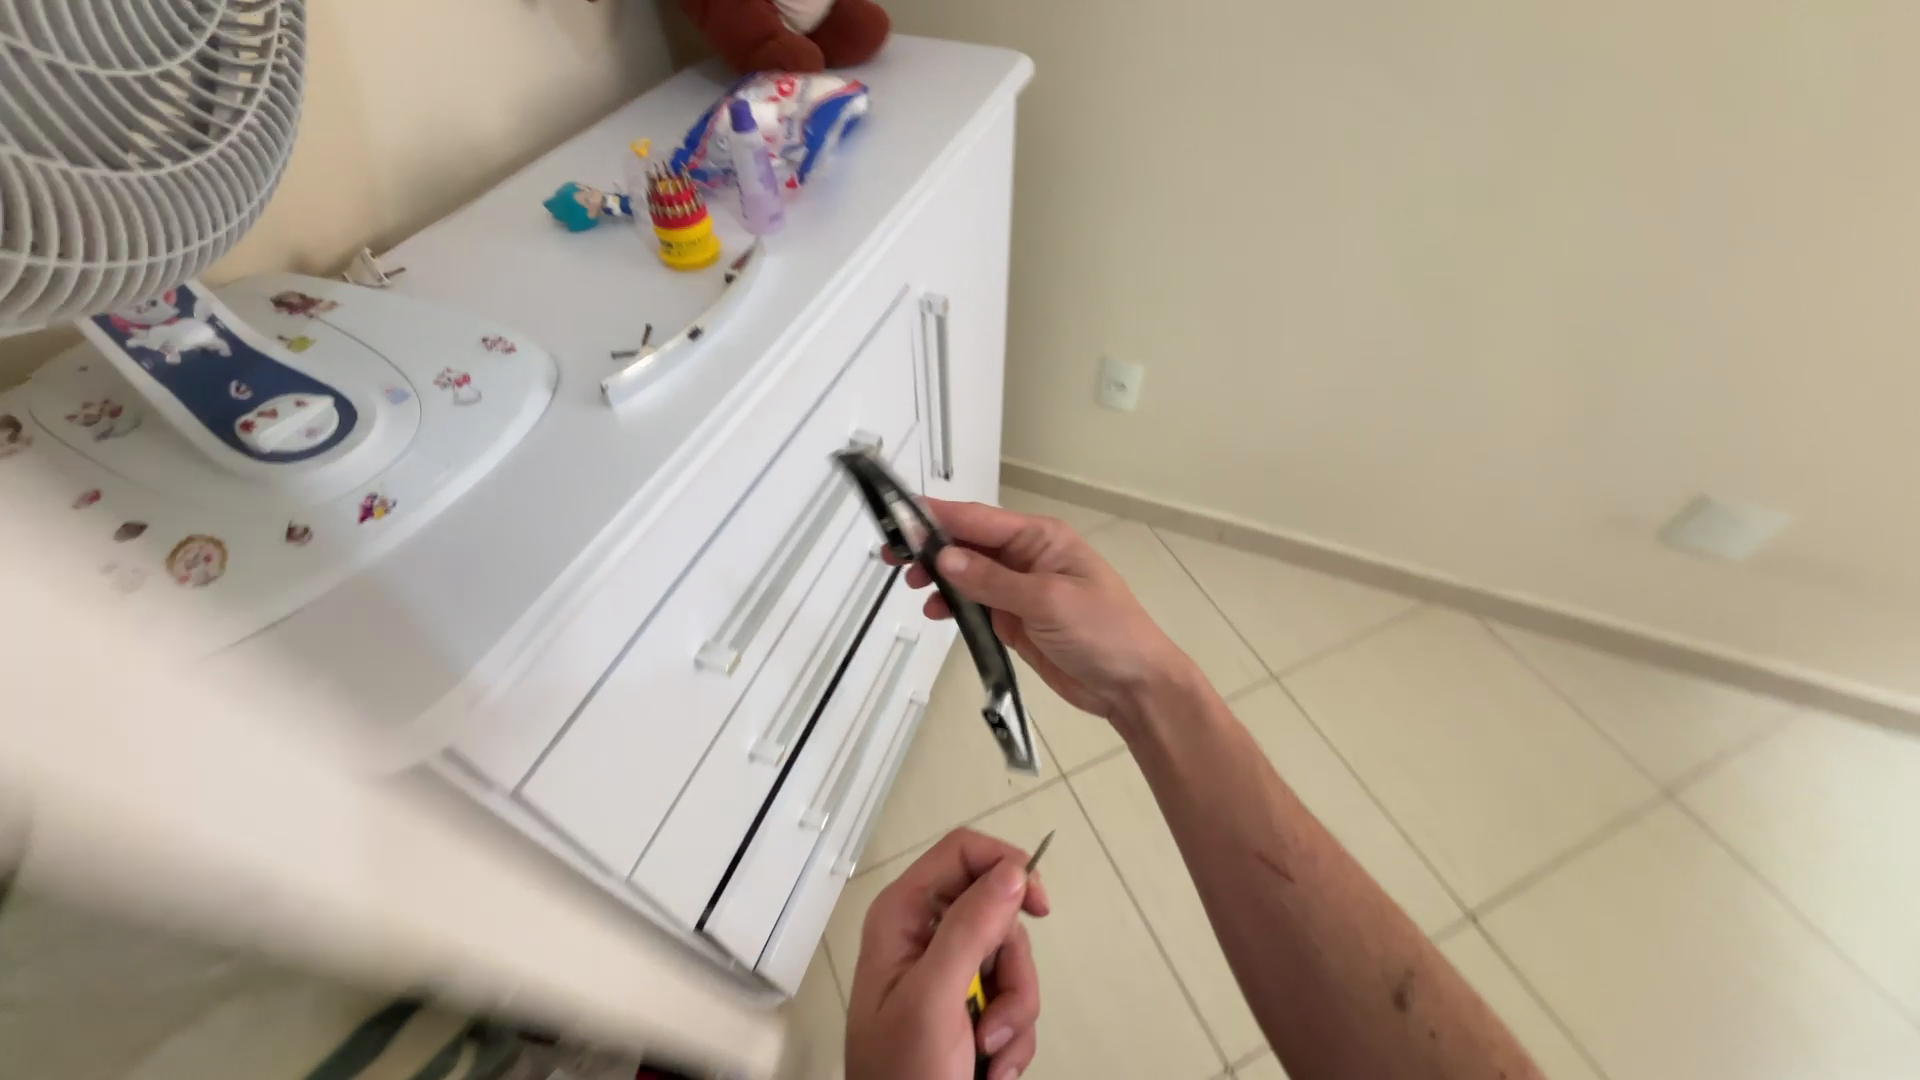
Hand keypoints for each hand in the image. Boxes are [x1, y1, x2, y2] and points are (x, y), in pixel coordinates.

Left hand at [846, 829, 1050, 1079]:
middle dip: (1011, 969)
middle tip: (996, 1017)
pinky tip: (992, 1068)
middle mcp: (926, 932)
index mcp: (904, 914)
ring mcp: (950, 970)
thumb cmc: (905, 1074)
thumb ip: (972, 928)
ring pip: (1012, 958)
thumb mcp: (935, 998)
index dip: (1004, 863)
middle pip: (997, 910)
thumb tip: (1014, 868)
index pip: (961, 852)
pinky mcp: (970, 1005)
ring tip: (990, 1054)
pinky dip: (1015, 1035)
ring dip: (1015, 1011)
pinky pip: (1015, 997)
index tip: (1038, 904)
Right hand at [904, 499, 1198, 725]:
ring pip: (968, 574)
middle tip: (893, 557)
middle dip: (932, 547)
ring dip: (940, 578)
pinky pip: (975, 605)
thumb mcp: (1046, 600)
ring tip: (913, 586)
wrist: (1132, 684)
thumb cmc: (1103, 631)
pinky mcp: (1015, 620)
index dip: (937, 517)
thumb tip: (943, 557)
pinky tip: (936, 611)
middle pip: (969, 543)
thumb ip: (992, 580)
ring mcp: (1020, 590)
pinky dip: (954, 606)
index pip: (979, 519)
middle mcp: (1027, 558)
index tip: (898, 516)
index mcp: (1040, 538)